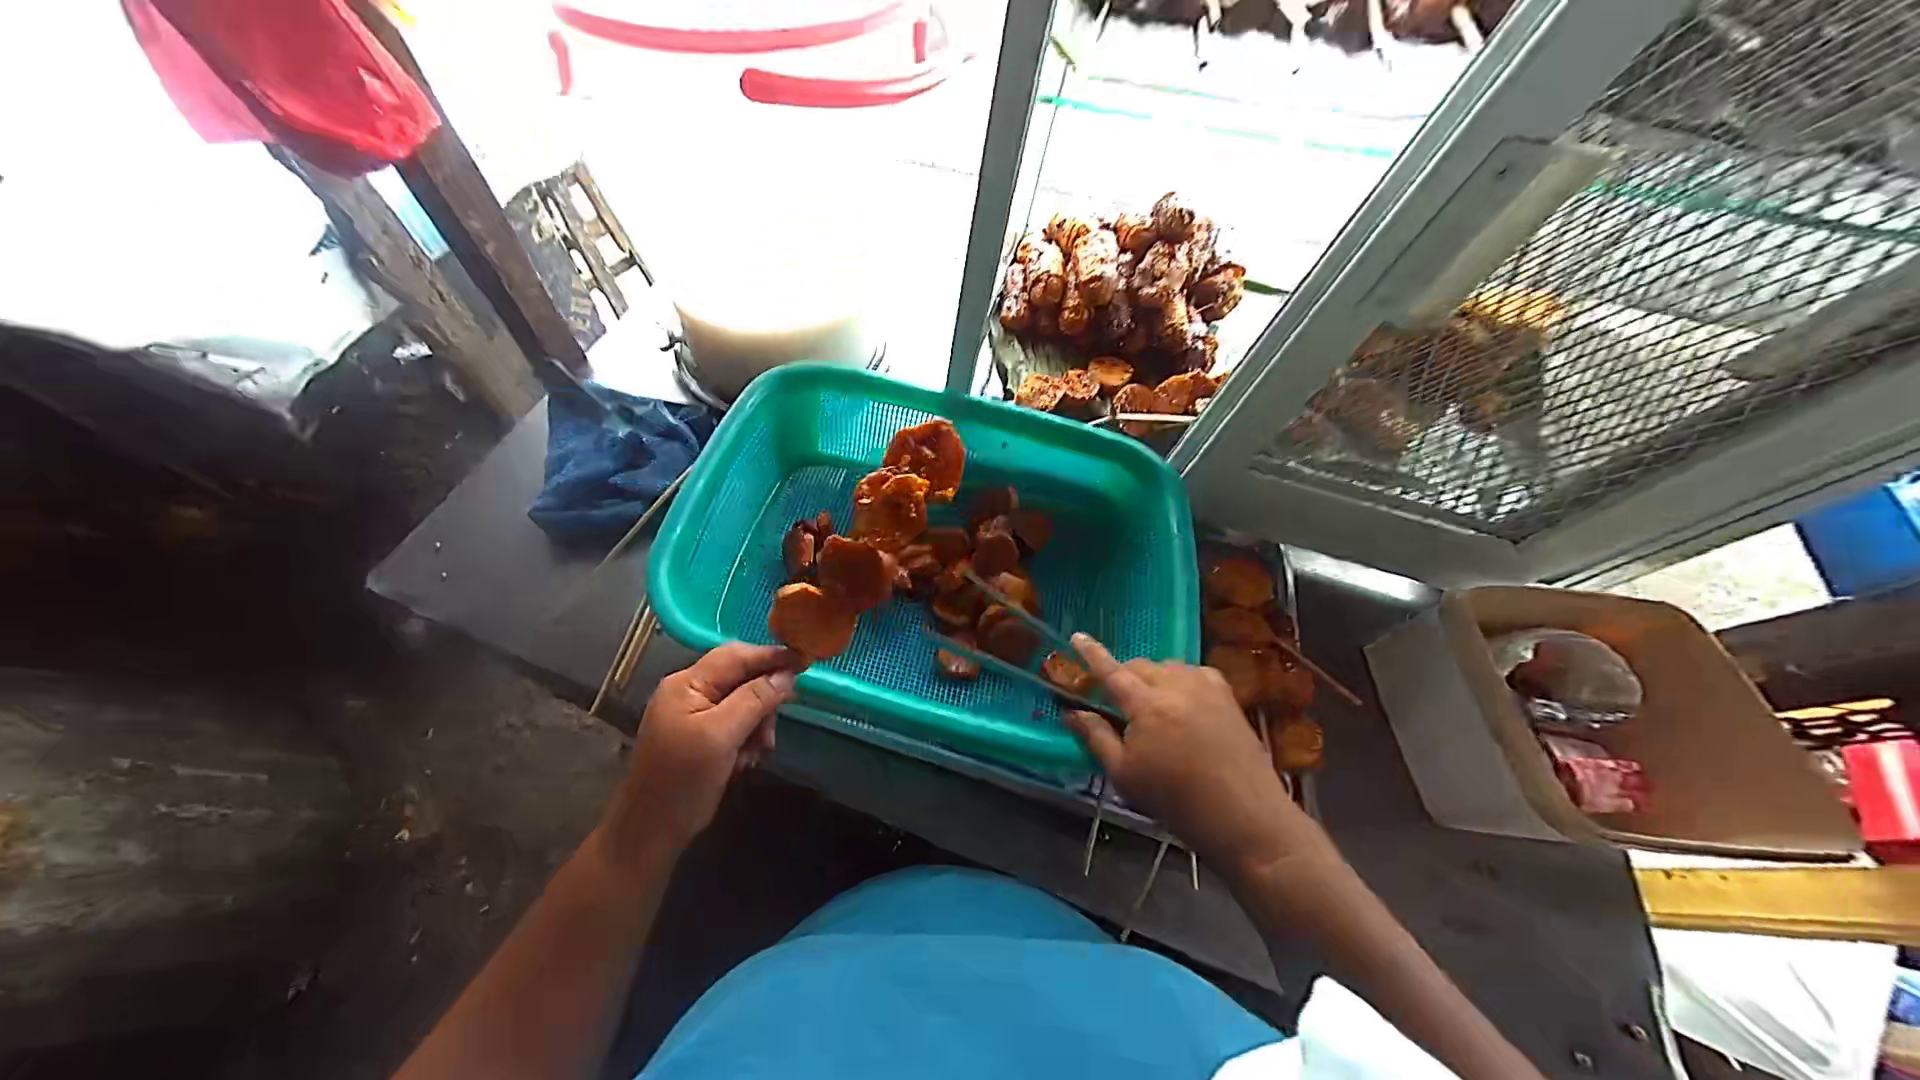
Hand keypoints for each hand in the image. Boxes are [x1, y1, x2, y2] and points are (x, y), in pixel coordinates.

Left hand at [598, 643, 805, 864]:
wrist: (649, 834)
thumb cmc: (681, 782)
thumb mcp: (721, 737)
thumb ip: (755, 699)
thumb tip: (787, 674)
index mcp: (687, 684)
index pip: (737, 655)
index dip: (772, 656)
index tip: (806, 660)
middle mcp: (690, 692)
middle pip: (742, 678)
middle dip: (764, 700)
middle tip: (772, 729)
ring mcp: (694, 715)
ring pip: (744, 703)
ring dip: (758, 725)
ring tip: (758, 753)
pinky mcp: (701, 737)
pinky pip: (736, 724)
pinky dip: (747, 739)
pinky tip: (746, 761)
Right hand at [1065, 634, 1306, 869]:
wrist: (1244, 817)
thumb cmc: (1175, 800)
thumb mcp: (1124, 775)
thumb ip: (1096, 737)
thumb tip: (1071, 713)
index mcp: (1146, 704)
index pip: (1110, 670)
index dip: (1091, 654)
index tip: (1077, 636)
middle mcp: (1176, 685)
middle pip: (1139, 666)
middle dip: (1123, 676)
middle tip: (1116, 700)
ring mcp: (1206, 688)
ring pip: (1168, 667)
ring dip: (1152, 678)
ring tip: (1151, 706)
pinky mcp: (1228, 697)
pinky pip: (1195, 674)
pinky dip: (1181, 681)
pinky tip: (1183, 704)